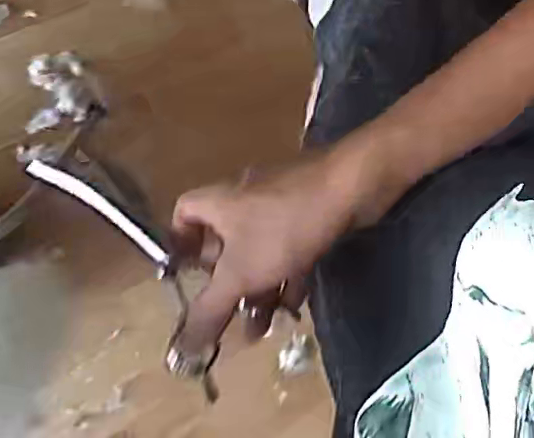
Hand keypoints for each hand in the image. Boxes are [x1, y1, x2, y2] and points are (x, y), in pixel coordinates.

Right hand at [169, 150, 370, 351]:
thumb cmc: (287, 223)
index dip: (179, 243)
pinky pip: (293, 244)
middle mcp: (251, 196)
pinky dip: (290, 273)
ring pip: (262, 247)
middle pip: (226, 239)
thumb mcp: (240, 273)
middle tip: (228, 320)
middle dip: (226, 283)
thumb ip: (208, 311)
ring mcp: (286, 200)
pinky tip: (295, 304)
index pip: (186, 211)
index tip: (185, 280)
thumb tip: (180, 348)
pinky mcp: (316, 208)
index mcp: (222, 201)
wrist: (354, 185)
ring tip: (260, 328)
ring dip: (259, 287)